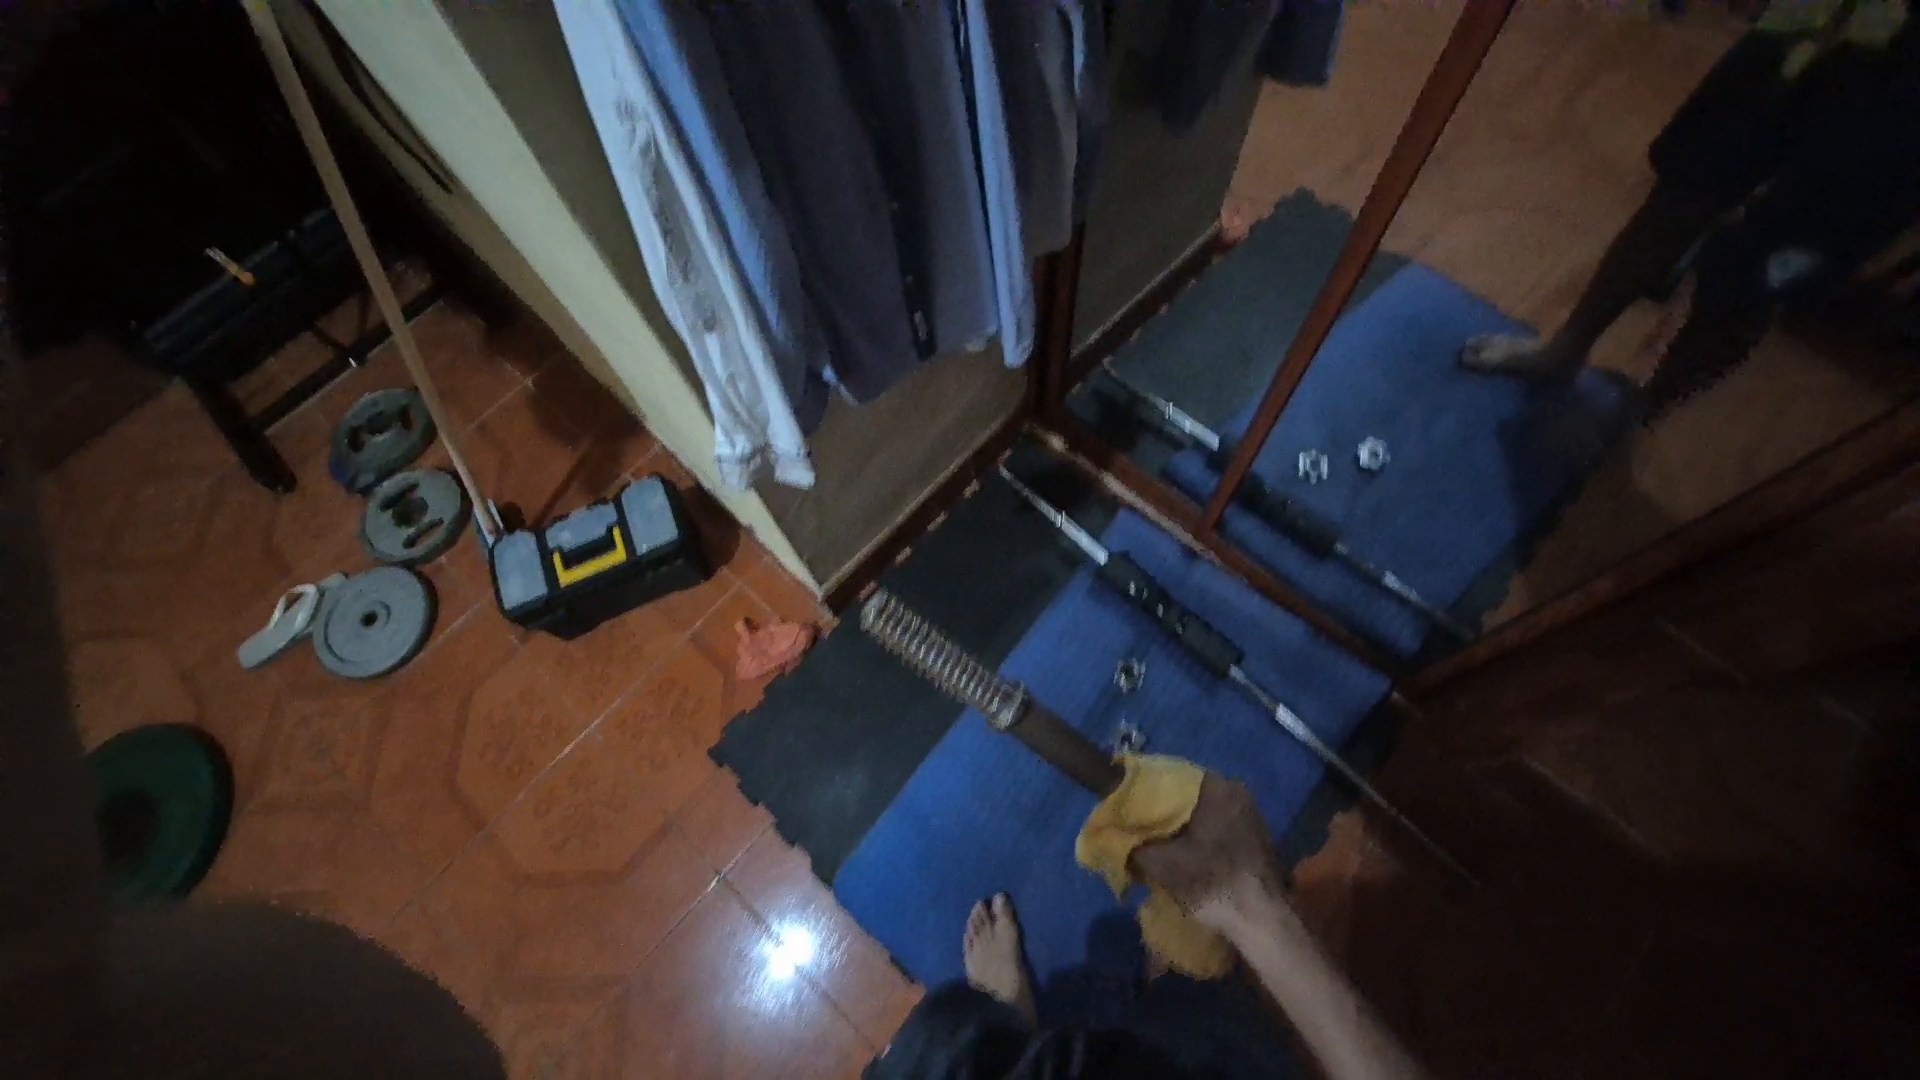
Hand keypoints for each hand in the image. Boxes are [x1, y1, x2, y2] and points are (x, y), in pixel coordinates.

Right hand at [1129, 775, 1287, 934]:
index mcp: (1215, 787)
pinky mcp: (1256, 836)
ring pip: (1202, 810)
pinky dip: (1199, 834)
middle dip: (1163, 810)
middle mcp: (1236, 791)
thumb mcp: (1162, 865)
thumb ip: (1134, 845)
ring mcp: (1250, 813)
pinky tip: (1185, 851)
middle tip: (1140, 826)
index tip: (1127, 807)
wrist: (1263, 922)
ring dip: (1181, 824)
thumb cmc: (1211, 882)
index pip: (1168, 777)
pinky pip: (1218, 824)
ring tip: (1158, 840)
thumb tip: (1115, 837)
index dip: (1144, 792)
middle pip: (1186, 795)